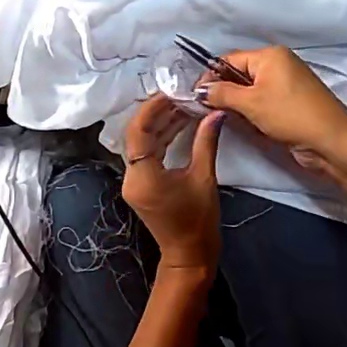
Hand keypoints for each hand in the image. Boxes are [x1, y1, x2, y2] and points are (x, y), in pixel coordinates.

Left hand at [120, 93, 223, 277]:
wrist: (189, 255)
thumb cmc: (198, 221)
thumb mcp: (204, 178)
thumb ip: (206, 141)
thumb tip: (215, 112)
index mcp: (142, 175)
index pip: (138, 131)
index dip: (151, 108)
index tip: (170, 92)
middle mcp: (131, 176)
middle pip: (138, 135)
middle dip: (158, 114)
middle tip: (181, 96)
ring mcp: (134, 182)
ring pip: (143, 144)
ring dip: (162, 125)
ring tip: (184, 106)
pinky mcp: (141, 185)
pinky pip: (148, 155)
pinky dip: (162, 140)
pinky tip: (180, 125)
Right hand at [197, 47, 346, 172]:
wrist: (331, 142)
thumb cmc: (290, 115)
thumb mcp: (250, 103)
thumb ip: (221, 93)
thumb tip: (200, 90)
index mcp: (269, 55)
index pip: (228, 59)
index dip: (210, 76)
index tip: (194, 96)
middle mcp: (278, 64)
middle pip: (238, 74)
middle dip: (223, 91)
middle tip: (206, 110)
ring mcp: (285, 84)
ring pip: (249, 90)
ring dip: (237, 104)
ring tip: (226, 118)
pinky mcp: (289, 102)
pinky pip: (261, 101)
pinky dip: (251, 111)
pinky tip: (245, 124)